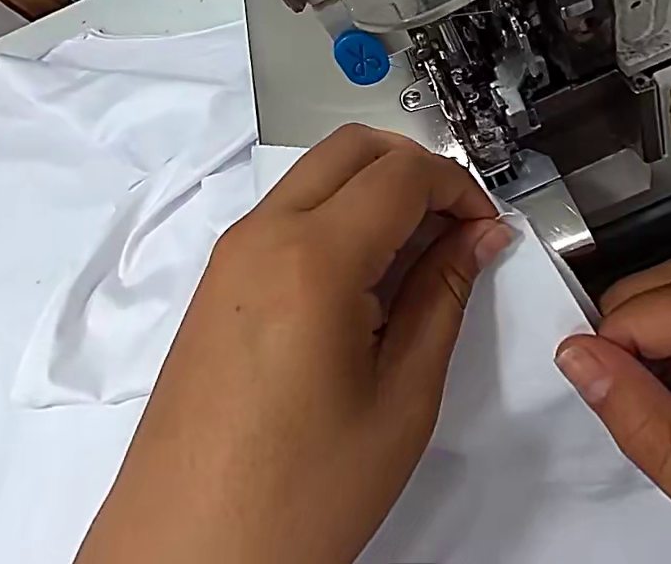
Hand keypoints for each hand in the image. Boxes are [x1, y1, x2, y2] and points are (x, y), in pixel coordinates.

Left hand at [76, 125, 513, 563]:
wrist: (185, 555)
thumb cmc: (303, 492)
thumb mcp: (402, 396)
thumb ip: (444, 293)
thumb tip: (479, 234)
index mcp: (312, 258)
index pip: (403, 174)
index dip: (458, 188)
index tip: (485, 227)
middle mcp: (264, 231)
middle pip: (355, 146)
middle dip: (416, 167)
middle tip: (451, 225)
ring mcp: (234, 247)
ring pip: (320, 168)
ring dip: (376, 184)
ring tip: (413, 252)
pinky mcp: (221, 271)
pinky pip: (292, 205)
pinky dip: (340, 209)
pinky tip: (363, 272)